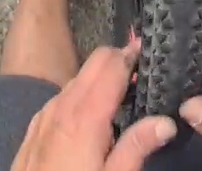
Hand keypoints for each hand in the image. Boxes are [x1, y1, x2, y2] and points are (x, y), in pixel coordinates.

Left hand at [12, 38, 179, 170]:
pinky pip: (62, 96)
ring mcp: (46, 113)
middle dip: (119, 60)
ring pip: (78, 77)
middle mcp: (63, 104)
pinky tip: (89, 118)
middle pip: (95, 60)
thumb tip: (166, 122)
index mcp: (85, 115)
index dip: (133, 55)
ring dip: (100, 78)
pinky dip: (80, 95)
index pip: (112, 64)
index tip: (150, 54)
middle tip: (140, 75)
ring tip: (120, 99)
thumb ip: (137, 147)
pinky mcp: (35, 126)